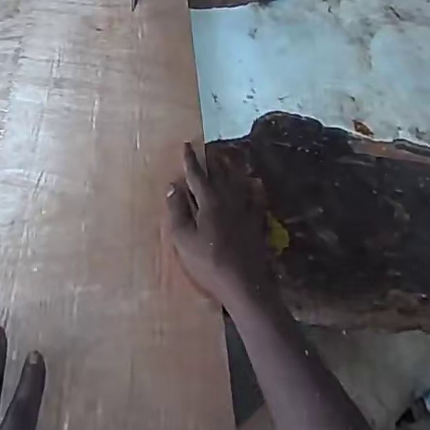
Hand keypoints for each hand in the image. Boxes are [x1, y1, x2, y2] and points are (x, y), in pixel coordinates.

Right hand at [166, 142, 279, 314]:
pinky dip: (252, 185)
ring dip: (229, 167)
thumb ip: (177, 210)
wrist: (245, 284)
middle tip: (206, 148)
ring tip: (224, 159)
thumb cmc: (208, 263)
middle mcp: (229, 198)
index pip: (197, 174)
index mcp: (209, 201)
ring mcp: (246, 208)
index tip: (187, 144)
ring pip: (237, 179)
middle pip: (220, 171)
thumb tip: (173, 185)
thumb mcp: (183, 240)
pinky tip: (254, 182)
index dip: (190, 159)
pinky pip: (255, 196)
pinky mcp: (257, 220)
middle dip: (211, 158)